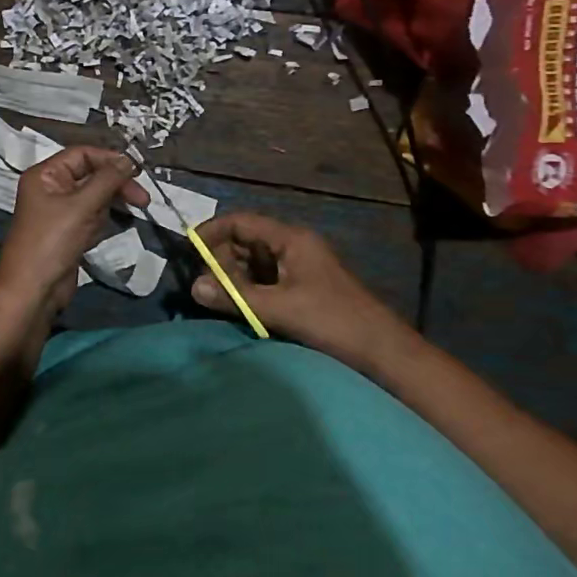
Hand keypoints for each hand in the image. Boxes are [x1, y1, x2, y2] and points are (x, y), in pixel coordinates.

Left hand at [0, 146, 148, 302]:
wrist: (33, 290)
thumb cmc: (53, 241)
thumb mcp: (82, 206)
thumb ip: (107, 180)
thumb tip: (128, 160)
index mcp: (45, 175)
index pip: (81, 155)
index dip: (109, 159)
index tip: (137, 171)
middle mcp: (50, 188)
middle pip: (90, 175)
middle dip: (115, 186)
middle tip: (143, 200)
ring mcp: (58, 211)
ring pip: (93, 197)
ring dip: (108, 206)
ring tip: (120, 220)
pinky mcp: (66, 232)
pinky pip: (90, 217)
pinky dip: (100, 223)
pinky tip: (98, 235)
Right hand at [190, 213, 418, 372]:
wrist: (387, 355)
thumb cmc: (334, 322)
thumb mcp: (280, 309)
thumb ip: (235, 296)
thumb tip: (193, 287)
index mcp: (291, 239)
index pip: (241, 222)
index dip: (212, 231)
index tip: (190, 250)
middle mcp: (294, 246)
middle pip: (245, 241)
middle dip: (220, 258)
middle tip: (203, 281)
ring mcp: (300, 267)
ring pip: (254, 262)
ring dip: (234, 276)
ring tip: (217, 295)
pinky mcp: (303, 288)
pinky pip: (265, 279)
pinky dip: (248, 289)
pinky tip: (239, 305)